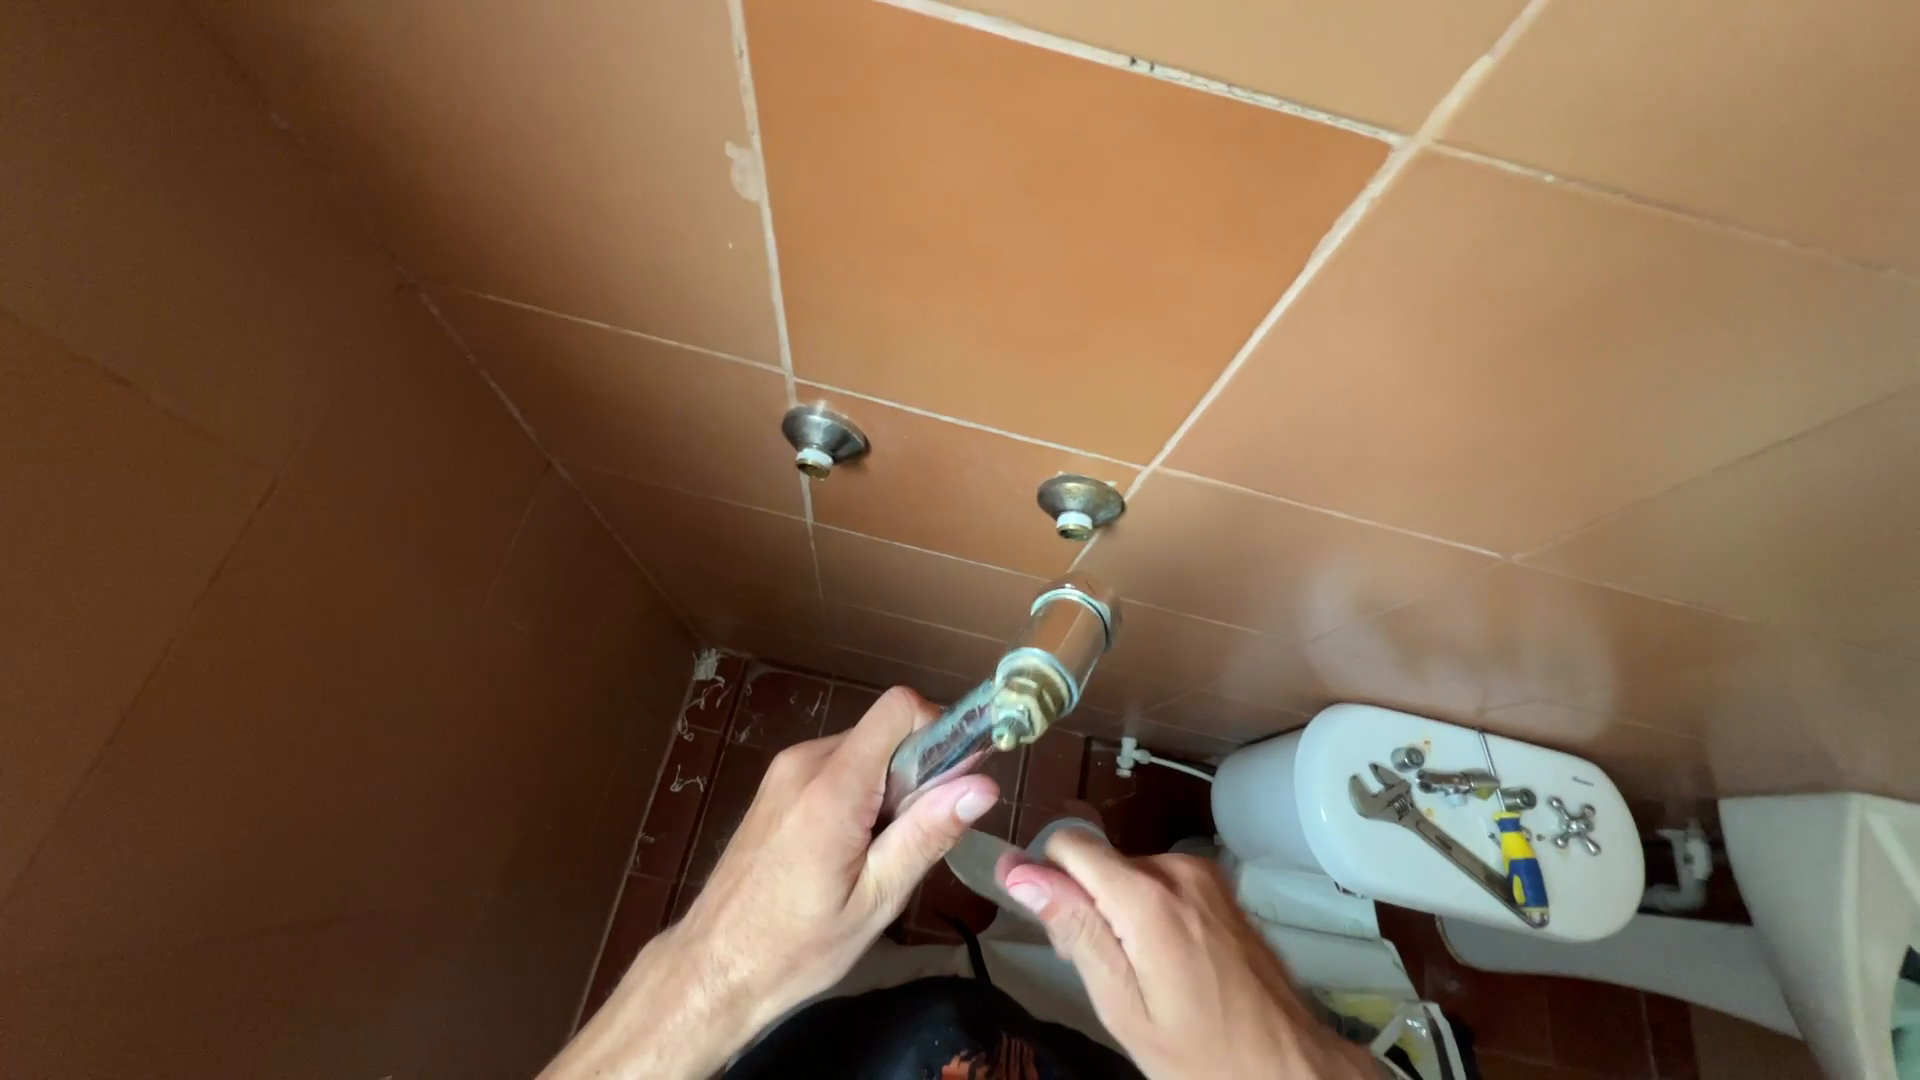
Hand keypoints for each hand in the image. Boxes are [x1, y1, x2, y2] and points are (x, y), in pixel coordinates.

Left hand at [542, 686, 999, 1079]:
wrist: (710, 970)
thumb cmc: (796, 947)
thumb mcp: (876, 899)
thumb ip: (928, 833)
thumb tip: (984, 785)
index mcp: (833, 784)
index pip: (899, 709)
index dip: (939, 731)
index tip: (955, 781)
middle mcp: (807, 759)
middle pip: (887, 732)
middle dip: (916, 773)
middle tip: (911, 839)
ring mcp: (787, 769)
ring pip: (866, 750)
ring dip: (889, 787)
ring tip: (876, 853)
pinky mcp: (779, 783)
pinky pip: (840, 765)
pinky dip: (862, 792)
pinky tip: (849, 848)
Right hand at [997, 831, 1377, 1079]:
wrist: (1291, 1067)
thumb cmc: (1199, 1053)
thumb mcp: (1122, 1004)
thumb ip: (1074, 927)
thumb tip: (1019, 871)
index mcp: (1146, 895)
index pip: (1069, 843)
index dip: (1047, 874)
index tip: (1050, 921)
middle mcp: (1174, 867)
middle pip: (1099, 862)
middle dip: (1085, 902)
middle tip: (1102, 969)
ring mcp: (1202, 872)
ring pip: (1127, 870)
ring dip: (1116, 907)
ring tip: (1139, 971)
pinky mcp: (1218, 883)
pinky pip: (1159, 878)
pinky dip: (1148, 906)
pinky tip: (1166, 958)